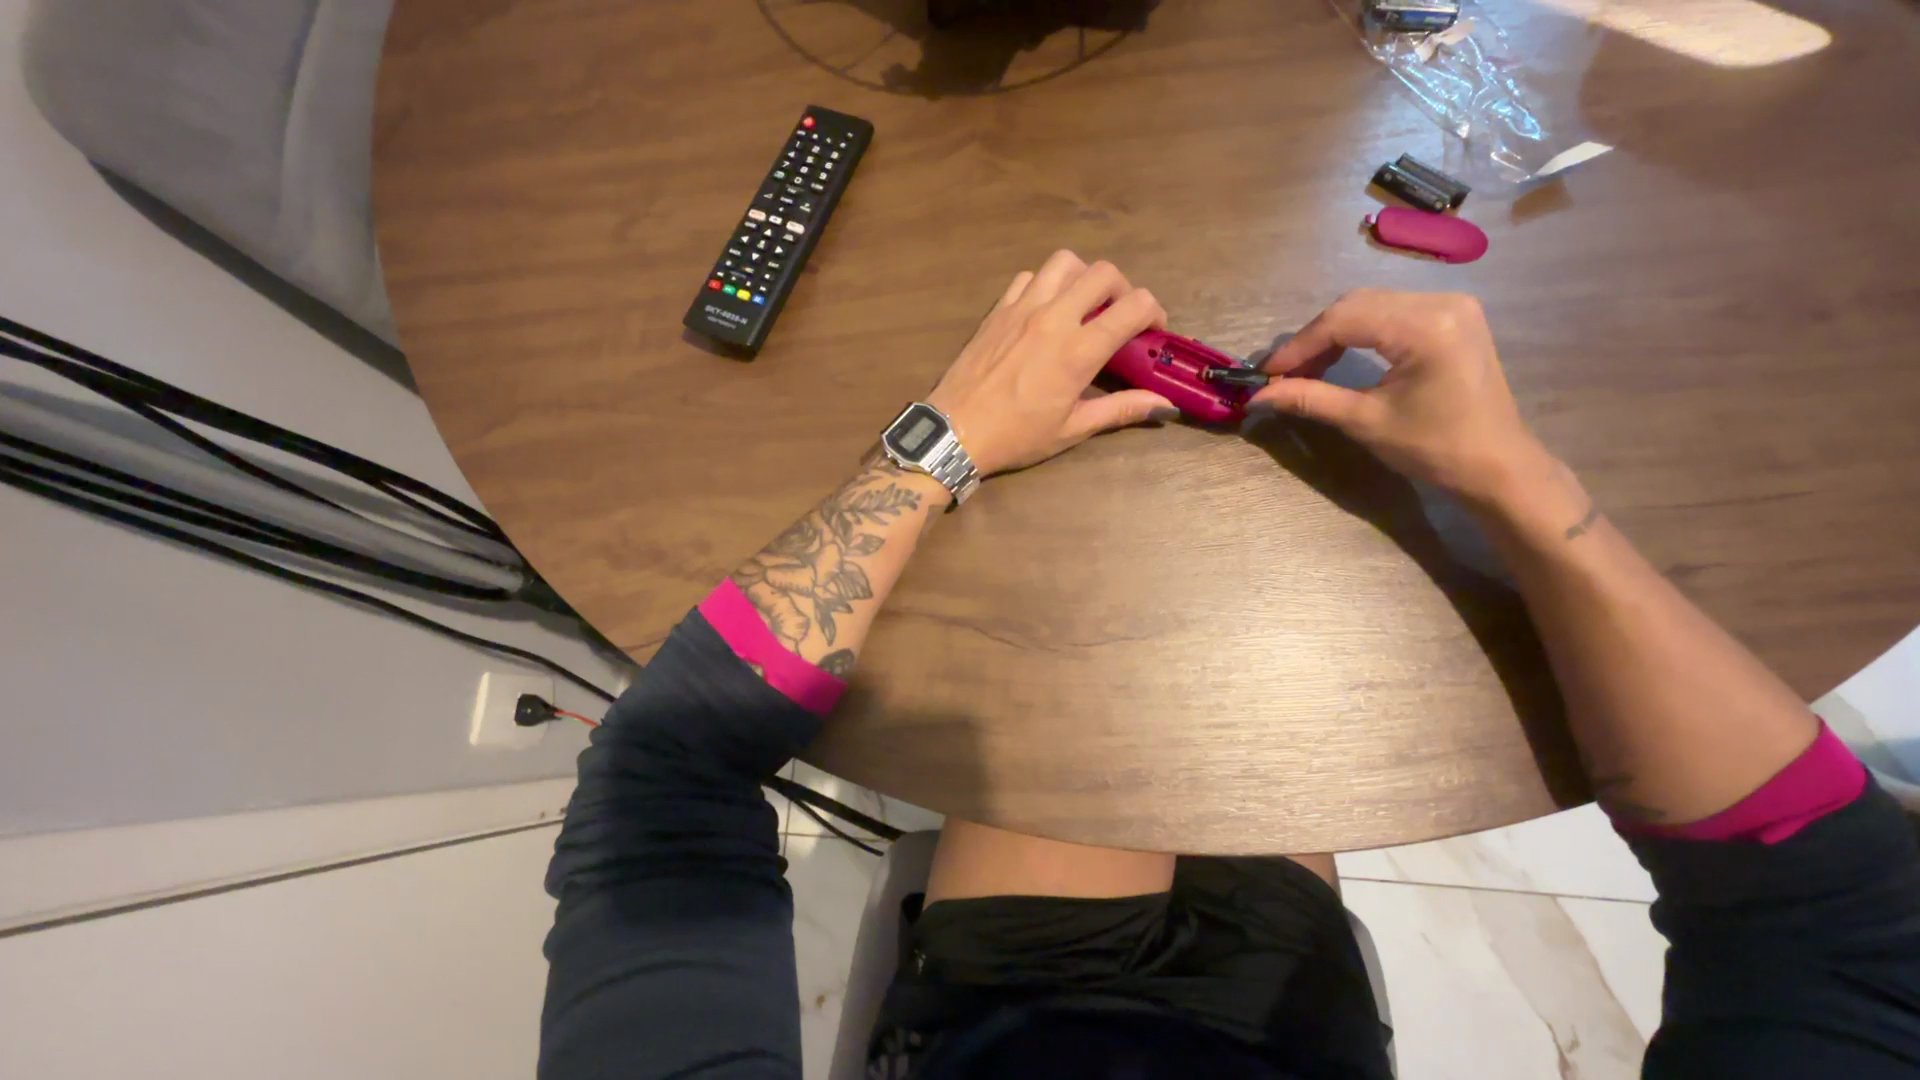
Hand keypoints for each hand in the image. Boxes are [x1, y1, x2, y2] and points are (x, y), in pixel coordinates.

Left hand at [926, 250, 1174, 476]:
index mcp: (1078, 351)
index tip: (1152, 331)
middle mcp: (1054, 318)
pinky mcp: (998, 309)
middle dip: (1123, 289)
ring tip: (1083, 305)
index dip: (1154, 313)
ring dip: (1083, 277)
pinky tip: (1045, 310)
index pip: (1133, 306)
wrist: (956, 432)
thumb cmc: (1016, 436)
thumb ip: (1121, 410)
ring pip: (1064, 263)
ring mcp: (1022, 308)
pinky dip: (1045, 285)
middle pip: (1103, 272)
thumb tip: (1165, 405)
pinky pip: (1028, 277)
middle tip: (1119, 316)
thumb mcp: (1072, 429)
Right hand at [1249, 289, 1546, 502]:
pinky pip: (1391, 312)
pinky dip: (1358, 332)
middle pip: (1355, 305)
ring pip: (1370, 305)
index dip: (1298, 346)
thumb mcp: (1365, 421)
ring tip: (1306, 370)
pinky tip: (1339, 358)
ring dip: (1332, 334)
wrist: (1496, 464)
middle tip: (1283, 375)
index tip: (1267, 374)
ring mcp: (1451, 305)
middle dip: (1313, 338)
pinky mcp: (1453, 316)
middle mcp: (1441, 302)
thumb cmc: (1434, 447)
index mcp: (1425, 326)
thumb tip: (1258, 396)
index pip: (1344, 320)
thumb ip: (1310, 398)